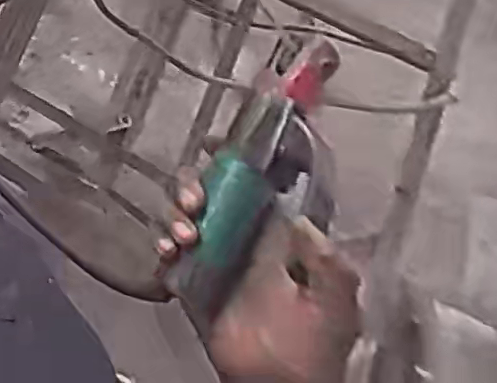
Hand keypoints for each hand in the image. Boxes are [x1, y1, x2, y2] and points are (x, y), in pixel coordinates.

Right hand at [157, 174, 360, 382]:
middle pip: (204, 187)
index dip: (228, 157)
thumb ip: (330, 267)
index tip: (211, 144)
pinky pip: (165, 247)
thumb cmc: (311, 352)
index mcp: (270, 232)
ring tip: (186, 238)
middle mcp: (236, 234)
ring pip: (180, 211)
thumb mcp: (335, 310)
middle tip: (195, 203)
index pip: (247, 182)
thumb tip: (301, 221)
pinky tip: (170, 253)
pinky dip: (162, 241)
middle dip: (191, 184)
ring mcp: (209, 254)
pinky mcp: (186, 277)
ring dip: (175, 212)